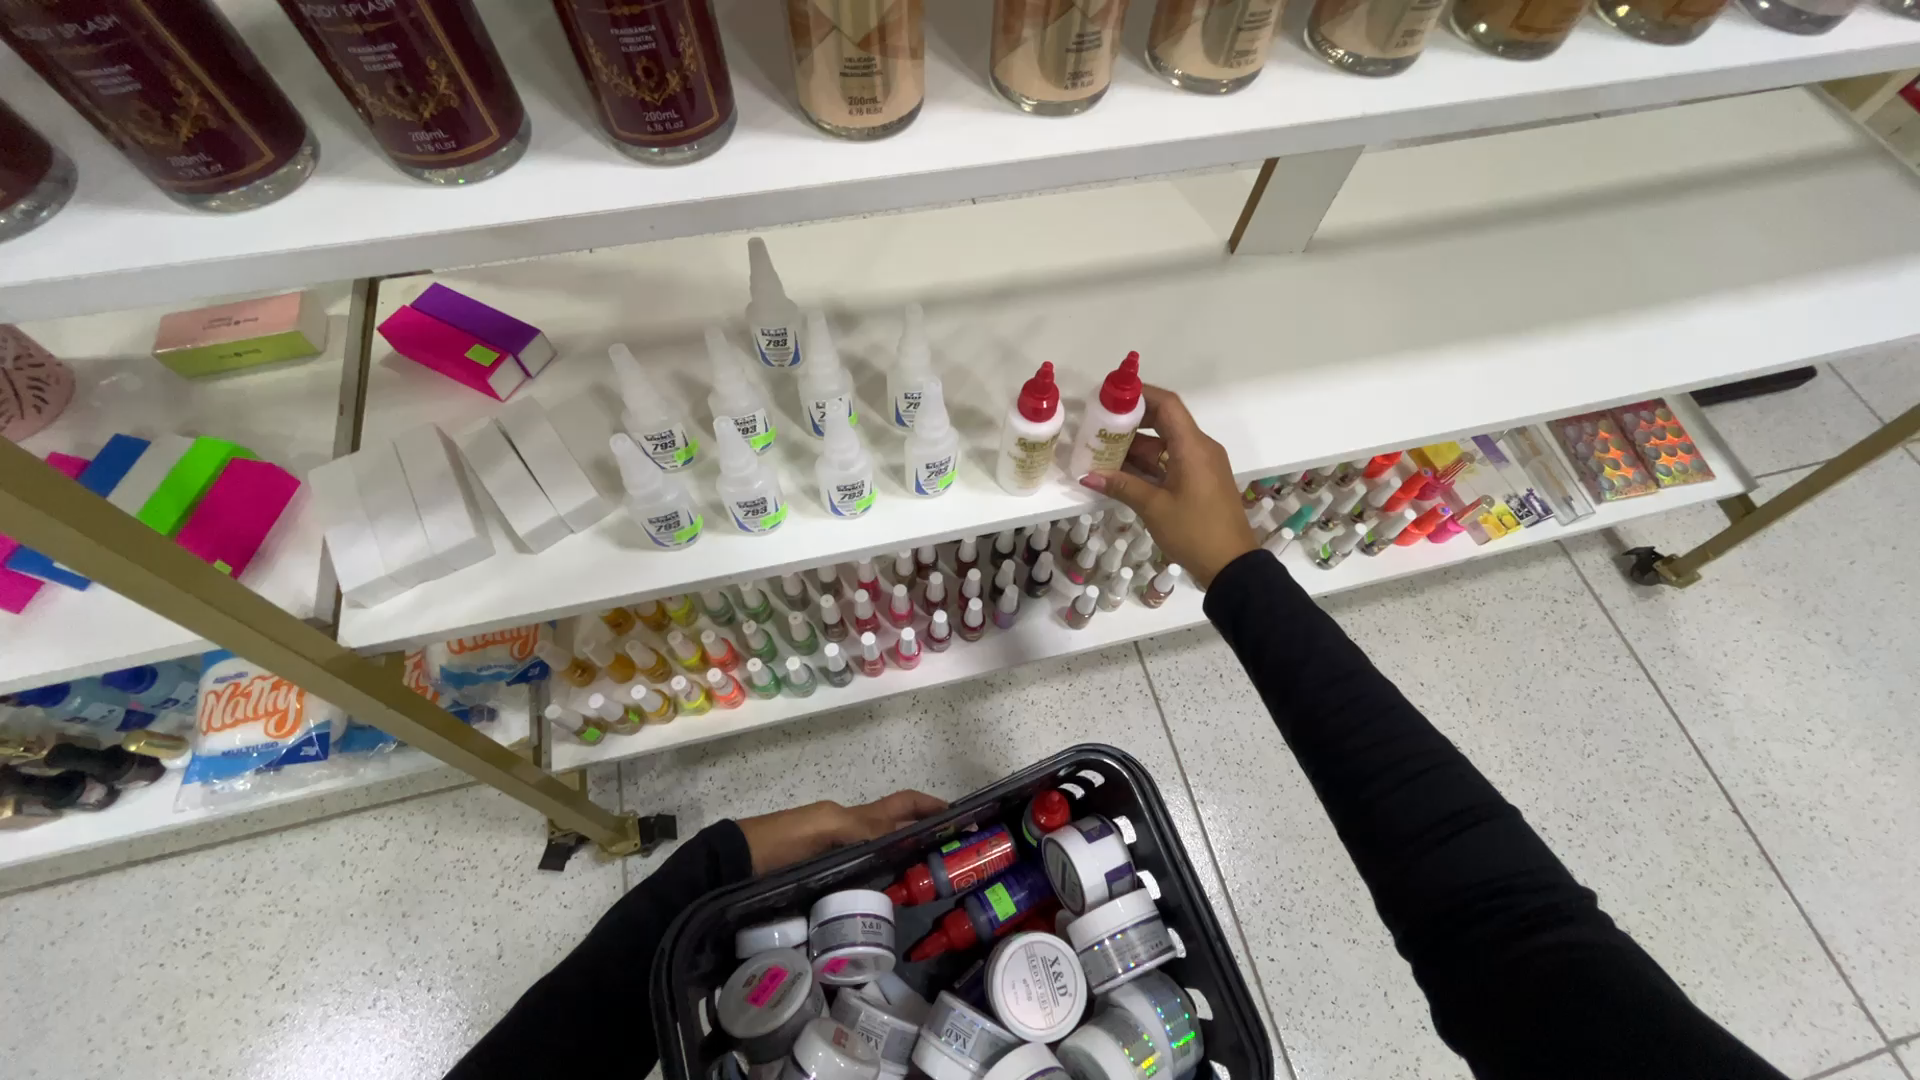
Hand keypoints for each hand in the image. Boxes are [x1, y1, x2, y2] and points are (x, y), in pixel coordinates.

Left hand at [737, 790, 947, 875]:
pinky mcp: (828, 881)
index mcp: (854, 815)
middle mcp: (852, 832)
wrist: (736, 866)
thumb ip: (863, 829)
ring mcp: (840, 857)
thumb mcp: (824, 828)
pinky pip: (867, 876)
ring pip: (885, 855)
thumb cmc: (781, 841)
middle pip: (898, 830)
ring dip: (909, 864)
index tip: (963, 816)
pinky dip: (886, 883)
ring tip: (932, 886)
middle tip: (957, 861)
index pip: (903, 804)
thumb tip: (904, 837)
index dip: (931, 805)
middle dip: (928, 837)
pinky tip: (893, 902)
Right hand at [1079, 384, 1257, 587]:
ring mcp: (1201, 466)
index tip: (1112, 395)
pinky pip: (1171, 461)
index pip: (1167, 405)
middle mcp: (1200, 449)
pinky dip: (1148, 463)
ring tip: (1102, 448)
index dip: (1140, 394)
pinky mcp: (1200, 481)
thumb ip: (1121, 487)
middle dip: (1132, 421)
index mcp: (1193, 447)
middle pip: (1165, 422)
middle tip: (1100, 422)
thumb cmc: (1194, 531)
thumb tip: (1086, 476)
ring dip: (1136, 446)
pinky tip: (1121, 471)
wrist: (1231, 565)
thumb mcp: (1154, 508)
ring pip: (1165, 445)